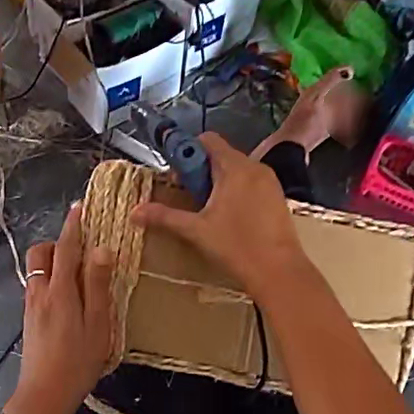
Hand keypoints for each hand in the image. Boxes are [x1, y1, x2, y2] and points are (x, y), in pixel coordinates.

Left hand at [7, 204, 114, 413]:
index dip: (73, 226)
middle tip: (82, 248)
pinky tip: (68, 296)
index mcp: (60, 290)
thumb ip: (97, 285)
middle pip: (41, 253)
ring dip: (53, 261)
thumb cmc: (78, 361)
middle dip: (58, 242)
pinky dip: (51, 278)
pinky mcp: (29, 319)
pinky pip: (37, 286)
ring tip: (78, 272)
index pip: (66, 248)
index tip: (80, 208)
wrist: (45, 394)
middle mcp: (40, 292)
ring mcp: (31, 306)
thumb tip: (101, 249)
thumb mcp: (97, 323)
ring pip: (37, 270)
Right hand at [134, 133, 312, 300]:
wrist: (279, 272)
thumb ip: (165, 217)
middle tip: (191, 200)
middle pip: (221, 157)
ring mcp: (271, 183)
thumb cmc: (236, 247)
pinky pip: (252, 186)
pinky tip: (230, 221)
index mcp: (234, 167)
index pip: (207, 140)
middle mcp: (255, 168)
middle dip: (202, 173)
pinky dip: (237, 194)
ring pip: (237, 172)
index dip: (187, 153)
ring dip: (219, 184)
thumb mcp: (196, 231)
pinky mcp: (278, 200)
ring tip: (209, 213)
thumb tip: (135, 212)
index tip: (178, 178)